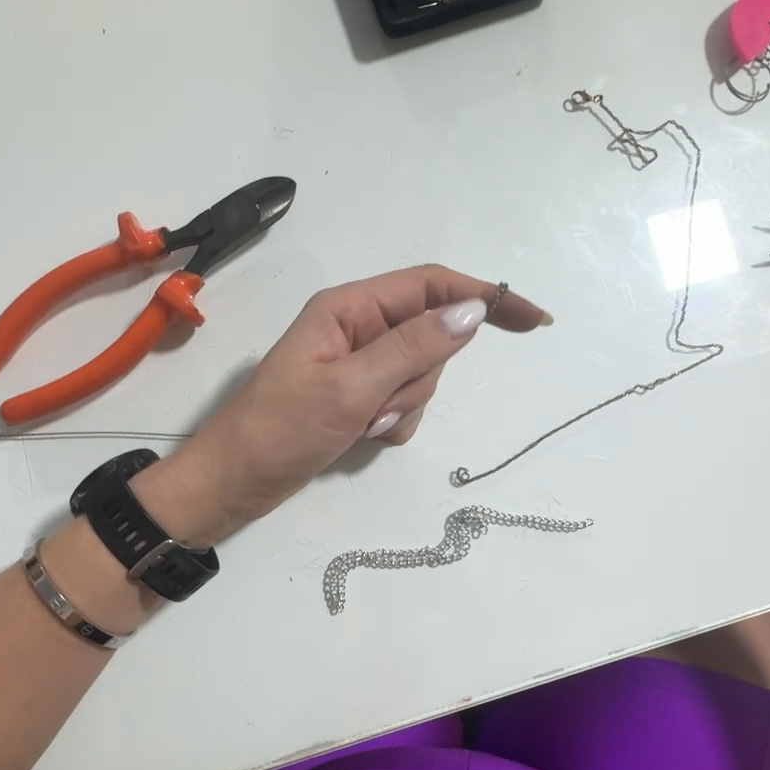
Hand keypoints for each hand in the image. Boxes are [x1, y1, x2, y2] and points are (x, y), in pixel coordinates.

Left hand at [135, 265, 548, 545]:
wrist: (235, 483)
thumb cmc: (280, 430)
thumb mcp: (350, 388)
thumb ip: (412, 348)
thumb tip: (472, 310)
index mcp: (350, 308)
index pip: (432, 286)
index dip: (485, 296)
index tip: (534, 321)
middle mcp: (358, 328)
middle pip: (431, 336)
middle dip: (419, 379)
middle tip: (378, 408)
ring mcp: (359, 365)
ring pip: (420, 376)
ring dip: (402, 407)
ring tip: (361, 426)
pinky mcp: (358, 397)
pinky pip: (402, 403)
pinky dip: (393, 424)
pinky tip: (361, 438)